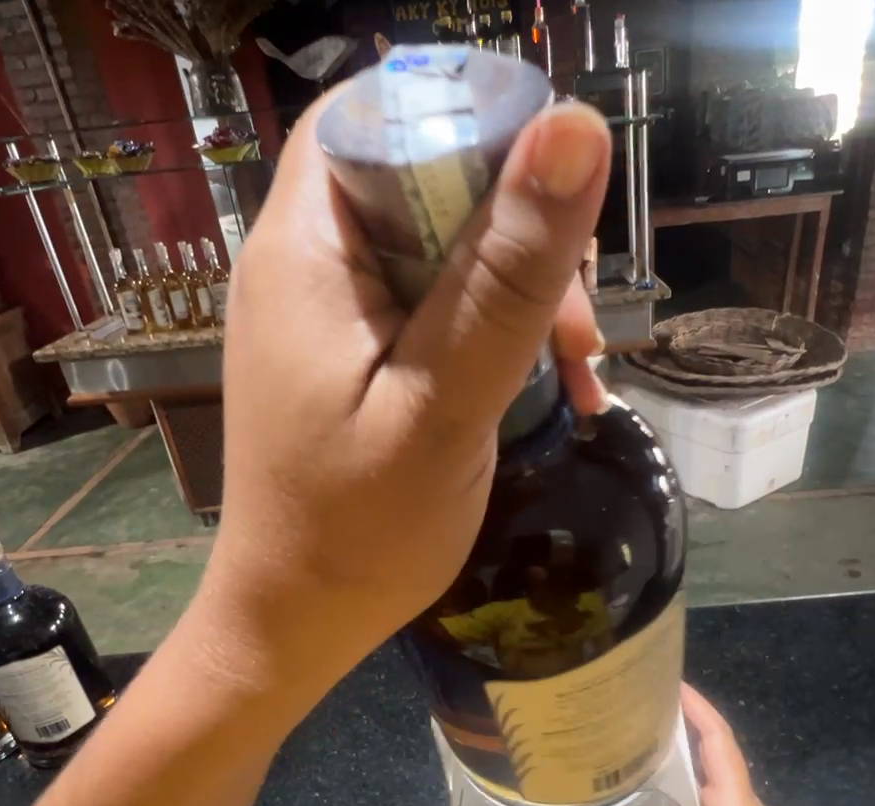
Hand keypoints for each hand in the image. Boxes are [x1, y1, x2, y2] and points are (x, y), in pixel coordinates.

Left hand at [203, 92, 611, 685]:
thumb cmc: (358, 534)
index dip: (471, 127)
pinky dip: (492, 332)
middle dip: (516, 232)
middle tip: (576, 321)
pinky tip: (546, 385)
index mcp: (307, 251)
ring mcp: (328, 313)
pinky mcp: (352, 356)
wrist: (296, 621)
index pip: (380, 114)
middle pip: (421, 179)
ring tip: (578, 368)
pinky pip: (432, 306)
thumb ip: (504, 279)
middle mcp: (306, 263)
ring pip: (439, 247)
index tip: (552, 199)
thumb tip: (575, 130)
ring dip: (518, 291)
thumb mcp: (444, 407)